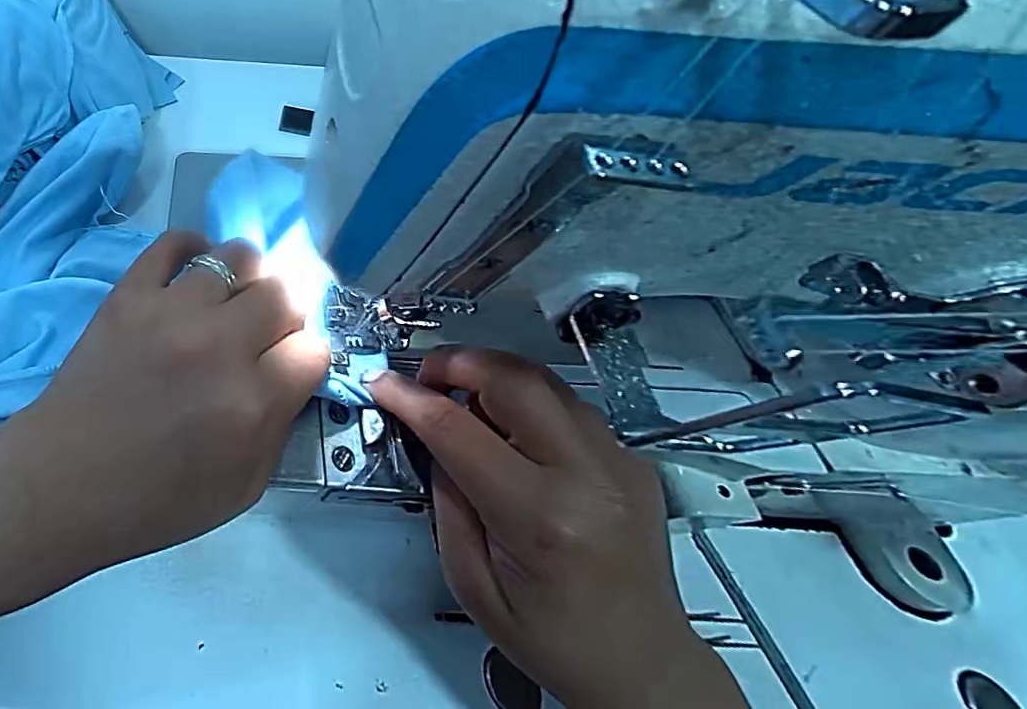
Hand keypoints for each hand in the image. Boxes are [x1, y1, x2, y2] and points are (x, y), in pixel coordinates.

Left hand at [0, 230, 328, 573]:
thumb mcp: (243, 487)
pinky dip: (193, 248)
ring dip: (244, 280)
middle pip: (283, 294)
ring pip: (239, 256)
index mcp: (249, 402)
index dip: (304, 359)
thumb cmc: (155, 499)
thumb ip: (281, 426)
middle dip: (282, 317)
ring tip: (227, 302)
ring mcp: (171, 311)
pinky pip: (174, 242)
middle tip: (258, 335)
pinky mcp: (130, 293)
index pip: (312, 349)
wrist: (62, 483)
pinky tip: (194, 271)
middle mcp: (218, 345)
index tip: (286, 367)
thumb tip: (295, 372)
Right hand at [371, 348, 748, 708]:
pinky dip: (528, 399)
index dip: (410, 398)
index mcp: (539, 517)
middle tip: (427, 376)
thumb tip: (436, 436)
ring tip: (466, 401)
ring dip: (493, 376)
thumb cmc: (552, 638)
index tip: (383, 382)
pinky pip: (567, 403)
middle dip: (458, 362)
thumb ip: (447, 499)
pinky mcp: (631, 457)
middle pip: (512, 379)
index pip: (458, 430)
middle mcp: (587, 476)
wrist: (643, 665)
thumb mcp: (471, 581)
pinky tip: (513, 429)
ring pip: (542, 379)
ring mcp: (618, 460)